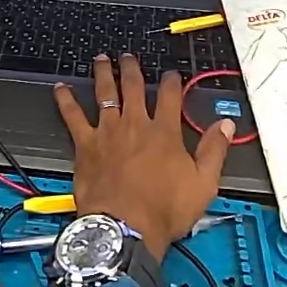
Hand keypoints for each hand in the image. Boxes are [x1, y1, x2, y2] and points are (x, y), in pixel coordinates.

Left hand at [53, 54, 233, 258]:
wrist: (125, 229)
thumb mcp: (203, 183)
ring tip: (101, 59)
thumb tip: (226, 124)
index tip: (171, 74)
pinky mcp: (86, 145)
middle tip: (128, 56)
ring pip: (105, 93)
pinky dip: (66, 101)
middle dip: (132, 68)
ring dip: (103, 74)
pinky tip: (60, 88)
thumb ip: (214, 150)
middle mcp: (134, 124)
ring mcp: (108, 132)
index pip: (170, 96)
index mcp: (164, 132)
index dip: (172, 81)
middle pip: (133, 87)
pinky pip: (73, 117)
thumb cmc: (164, 210)